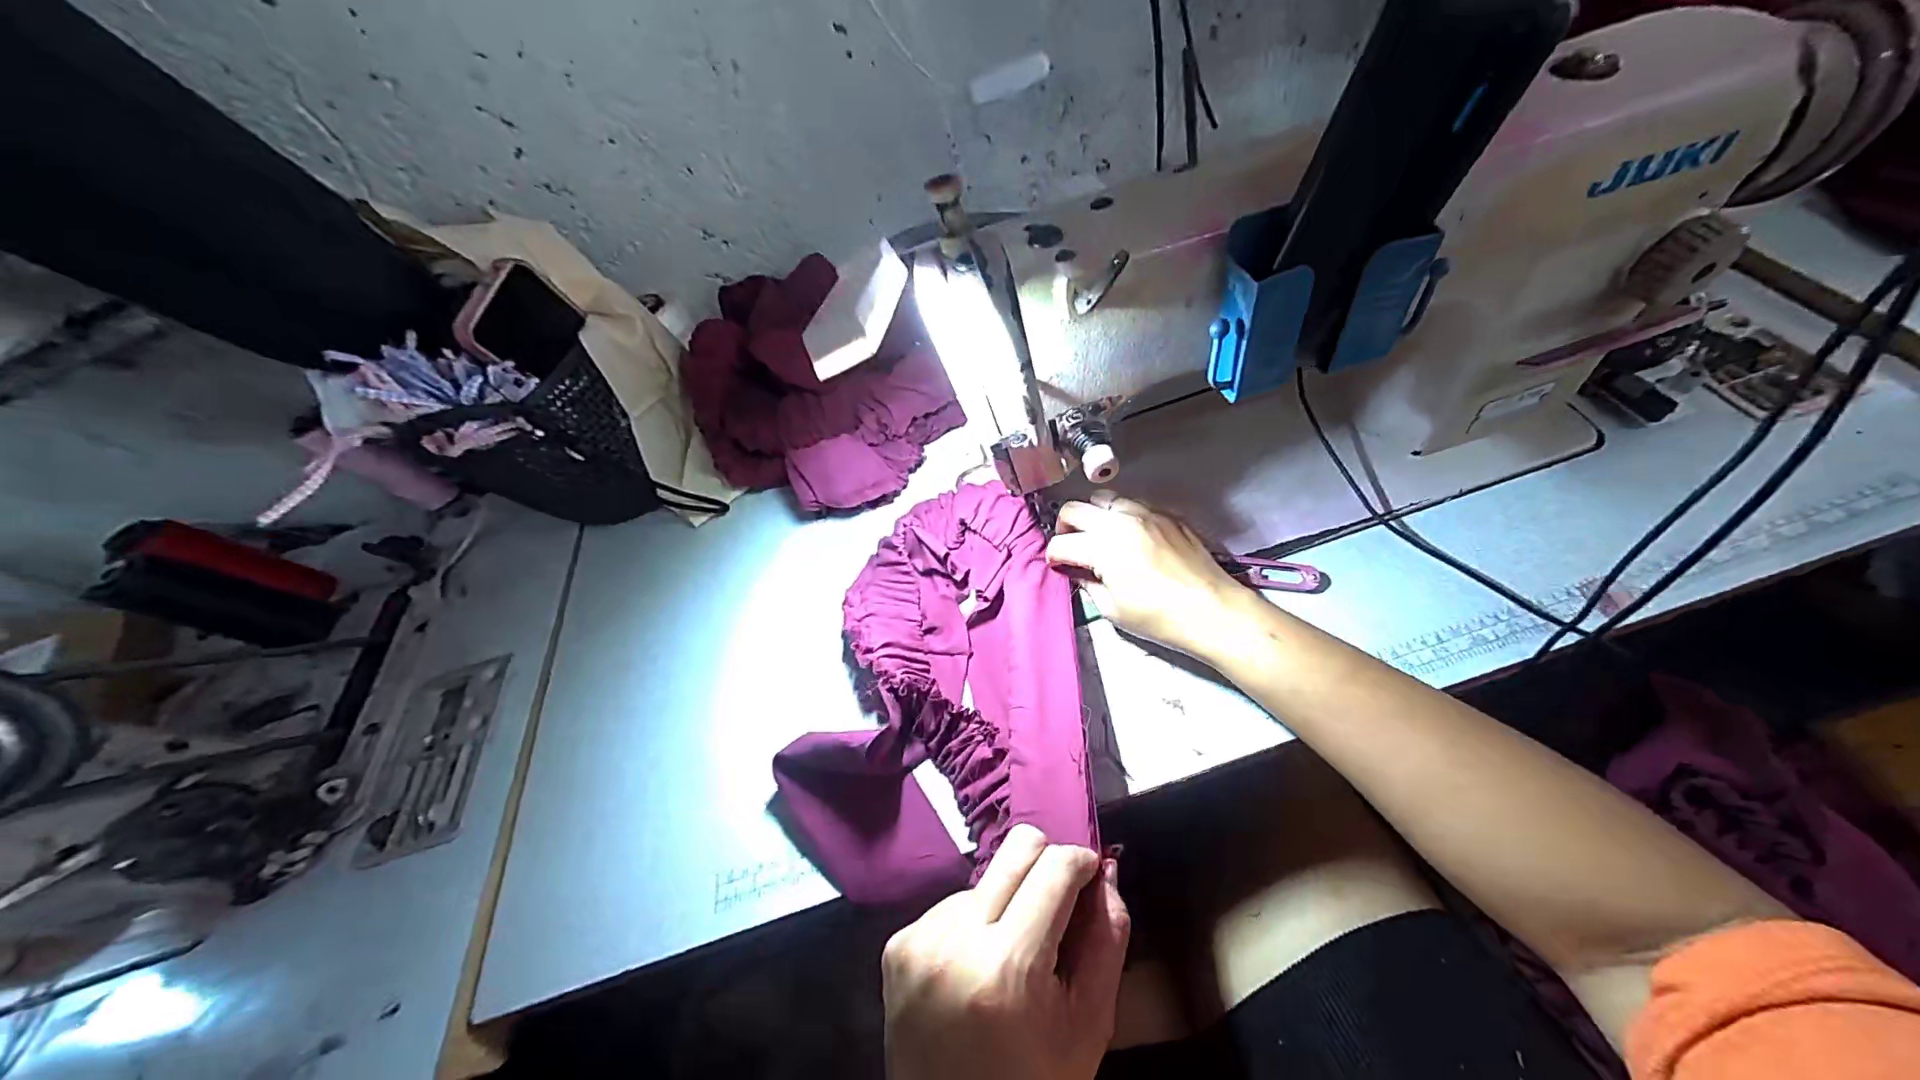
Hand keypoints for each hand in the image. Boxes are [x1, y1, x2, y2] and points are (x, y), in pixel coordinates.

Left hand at [882, 825, 1129, 1079]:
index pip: (1053, 867)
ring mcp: (919, 939)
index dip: (1080, 862)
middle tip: (1060, 899)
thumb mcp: (1089, 1023)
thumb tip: (1105, 868)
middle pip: (1014, 849)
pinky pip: (951, 904)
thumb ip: (1107, 939)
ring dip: (1007, 901)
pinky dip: (973, 923)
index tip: (1090, 875)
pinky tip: (977, 966)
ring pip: (984, 878)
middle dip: (1047, 861)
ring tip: (1012, 954)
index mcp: (1007, 966)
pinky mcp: (897, 945)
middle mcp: (954, 941)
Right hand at [1044, 491, 1250, 658]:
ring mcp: (1146, 514)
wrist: (1212, 609)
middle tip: (1070, 545)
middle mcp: (1120, 522)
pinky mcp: (1166, 515)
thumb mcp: (1113, 609)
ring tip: (1098, 536)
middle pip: (1075, 509)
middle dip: (1065, 526)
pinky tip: (1128, 536)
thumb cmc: (1160, 617)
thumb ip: (1088, 584)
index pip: (1061, 543)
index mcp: (1103, 547)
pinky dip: (1121, 515)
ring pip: (1104, 499)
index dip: (1053, 556)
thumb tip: (1077, 572)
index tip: (1058, 565)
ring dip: (1093, 515)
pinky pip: (1133, 504)